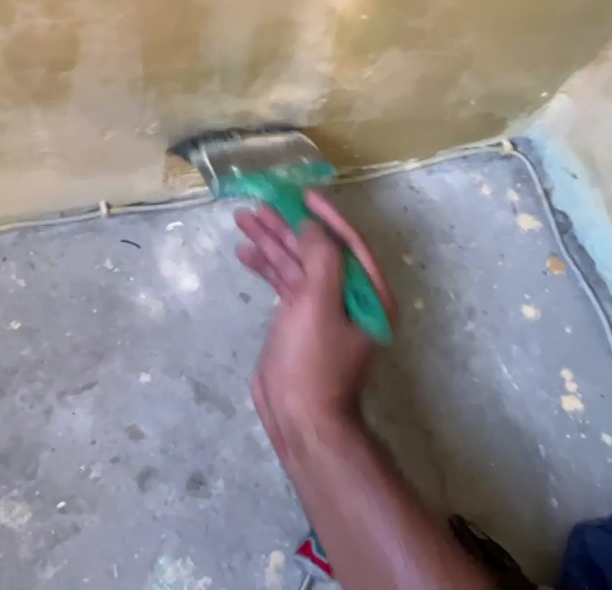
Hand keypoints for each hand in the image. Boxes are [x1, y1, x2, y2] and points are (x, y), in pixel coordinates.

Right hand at [235, 192, 396, 463]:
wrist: (299, 417)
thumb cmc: (315, 361)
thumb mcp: (320, 304)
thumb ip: (320, 259)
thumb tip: (311, 225)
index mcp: (367, 295)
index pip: (349, 243)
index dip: (326, 217)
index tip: (301, 195)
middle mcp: (347, 297)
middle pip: (316, 250)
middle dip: (288, 225)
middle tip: (259, 204)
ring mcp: (320, 309)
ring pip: (296, 263)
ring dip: (272, 241)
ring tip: (243, 219)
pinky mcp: (297, 319)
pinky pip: (283, 282)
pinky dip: (266, 266)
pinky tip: (245, 252)